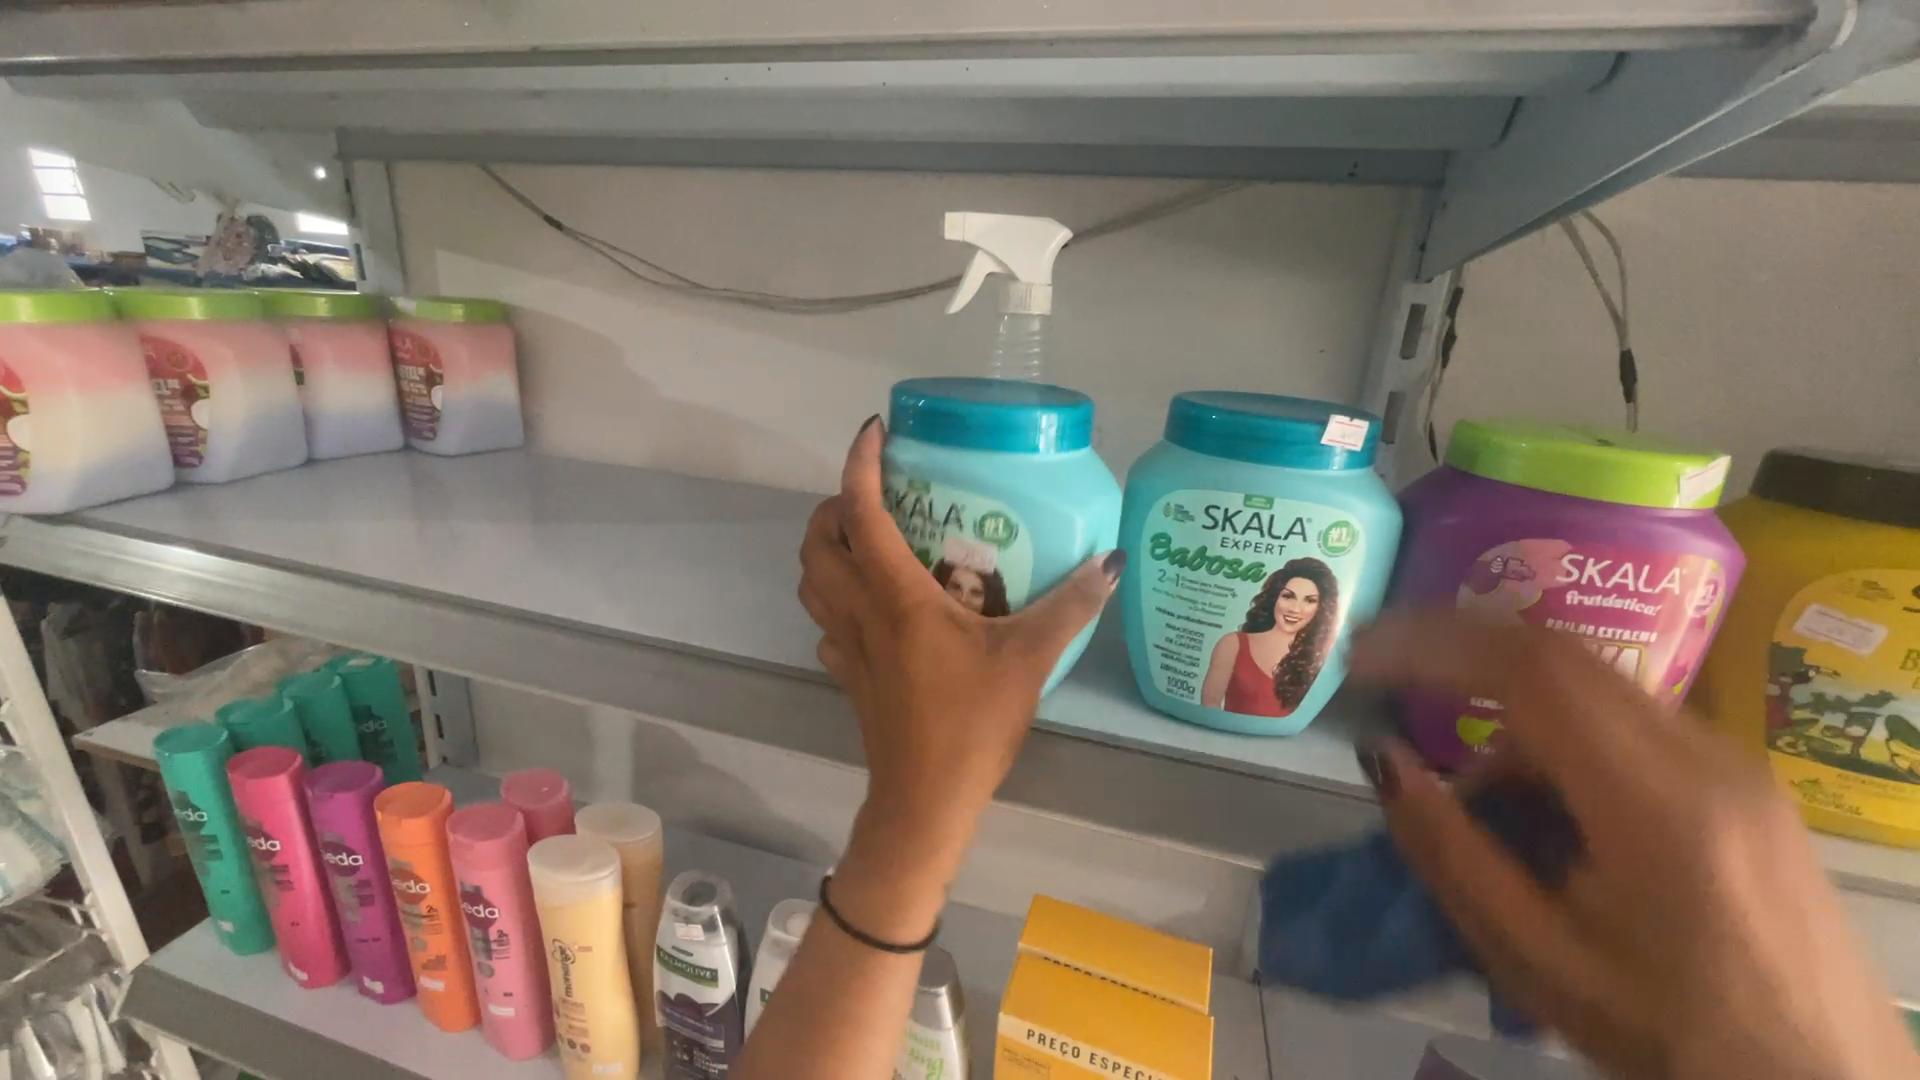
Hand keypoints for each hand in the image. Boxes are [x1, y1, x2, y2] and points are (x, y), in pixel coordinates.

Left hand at [799, 418, 1121, 853]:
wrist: (925, 800)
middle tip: (877, 492)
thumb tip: (1109, 562)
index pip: (860, 512)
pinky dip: (835, 595)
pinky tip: (873, 602)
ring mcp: (845, 645)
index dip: (860, 463)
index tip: (875, 429)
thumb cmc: (973, 724)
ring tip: (868, 537)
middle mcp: (858, 611)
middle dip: (832, 504)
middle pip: (817, 541)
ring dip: (826, 547)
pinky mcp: (846, 673)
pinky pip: (824, 619)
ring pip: (810, 579)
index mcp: (896, 596)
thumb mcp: (1030, 659)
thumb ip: (1071, 607)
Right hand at [1349, 613, 1915, 1079]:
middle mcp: (1706, 757)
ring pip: (1584, 684)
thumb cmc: (1669, 1034)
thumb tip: (1379, 753)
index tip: (1360, 653)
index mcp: (1658, 802)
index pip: (1531, 669)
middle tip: (1375, 665)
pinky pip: (1617, 718)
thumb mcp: (1530, 954)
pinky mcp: (1737, 780)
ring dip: (1499, 701)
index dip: (1432, 643)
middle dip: (1451, 646)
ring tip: (1466, 788)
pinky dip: (1546, 733)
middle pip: (1556, 653)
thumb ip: (1445, 846)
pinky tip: (1534, 803)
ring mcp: (1732, 763)